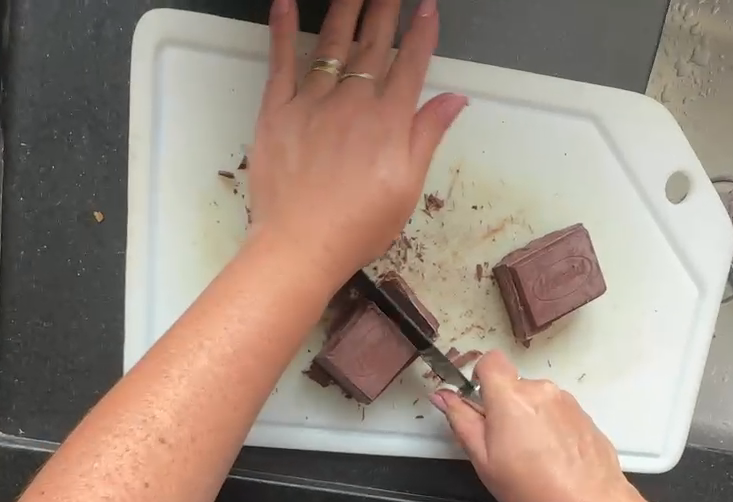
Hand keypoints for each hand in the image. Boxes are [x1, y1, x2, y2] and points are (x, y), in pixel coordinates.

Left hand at [246, 0, 467, 283]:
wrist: (301, 247)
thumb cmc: (357, 228)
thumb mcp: (406, 190)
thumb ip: (427, 137)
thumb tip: (454, 100)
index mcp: (388, 123)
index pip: (410, 65)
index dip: (421, 33)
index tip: (427, 7)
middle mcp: (353, 103)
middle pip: (373, 45)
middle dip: (384, 9)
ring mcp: (312, 104)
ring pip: (331, 44)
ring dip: (345, 9)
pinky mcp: (277, 113)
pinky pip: (281, 62)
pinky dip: (282, 29)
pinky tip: (285, 2)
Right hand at [433, 352, 640, 501]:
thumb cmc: (530, 487)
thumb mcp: (483, 459)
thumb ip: (461, 421)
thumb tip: (442, 396)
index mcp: (510, 396)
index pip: (490, 360)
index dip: (480, 377)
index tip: (478, 403)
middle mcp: (541, 389)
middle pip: (513, 386)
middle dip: (503, 408)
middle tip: (502, 447)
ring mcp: (566, 401)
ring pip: (535, 400)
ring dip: (527, 420)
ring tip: (530, 458)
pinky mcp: (583, 415)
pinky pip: (555, 413)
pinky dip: (548, 429)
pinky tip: (551, 459)